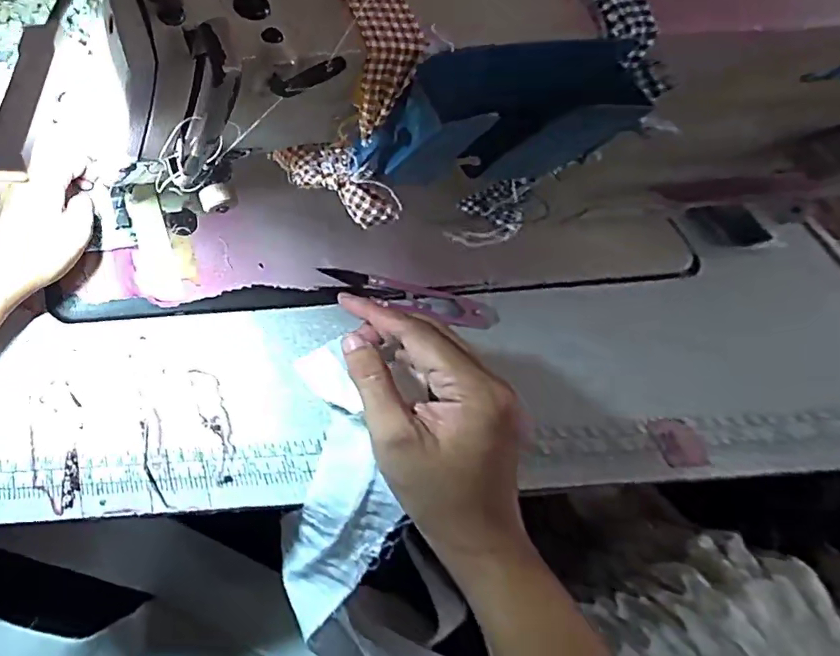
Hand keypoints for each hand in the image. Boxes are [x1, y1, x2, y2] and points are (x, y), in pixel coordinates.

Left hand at [0, 150, 96, 312]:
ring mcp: (12, 184)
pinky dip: (46, 187)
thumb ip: (87, 203)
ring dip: (61, 178)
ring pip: (43, 167)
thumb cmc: (31, 256)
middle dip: (76, 170)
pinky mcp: (5, 197)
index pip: (76, 157)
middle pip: (57, 156)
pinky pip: (31, 180)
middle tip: (88, 188)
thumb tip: (82, 198)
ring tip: (71, 200)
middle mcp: (24, 174)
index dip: (93, 170)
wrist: (0, 273)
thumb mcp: (78, 231)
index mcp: (44, 175)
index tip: (99, 181)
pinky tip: (53, 208)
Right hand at [338, 294, 529, 564]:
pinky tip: (393, 357)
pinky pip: (449, 366)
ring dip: (403, 337)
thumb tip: (354, 339)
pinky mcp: (489, 408)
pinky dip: (417, 355)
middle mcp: (494, 387)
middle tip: (350, 320)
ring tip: (365, 337)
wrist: (479, 539)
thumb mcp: (391, 434)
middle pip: (435, 335)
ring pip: (443, 347)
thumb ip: (372, 380)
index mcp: (475, 391)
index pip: (420, 336)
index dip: (378, 315)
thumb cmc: (433, 491)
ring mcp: (495, 398)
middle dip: (390, 322)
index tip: (344, 301)